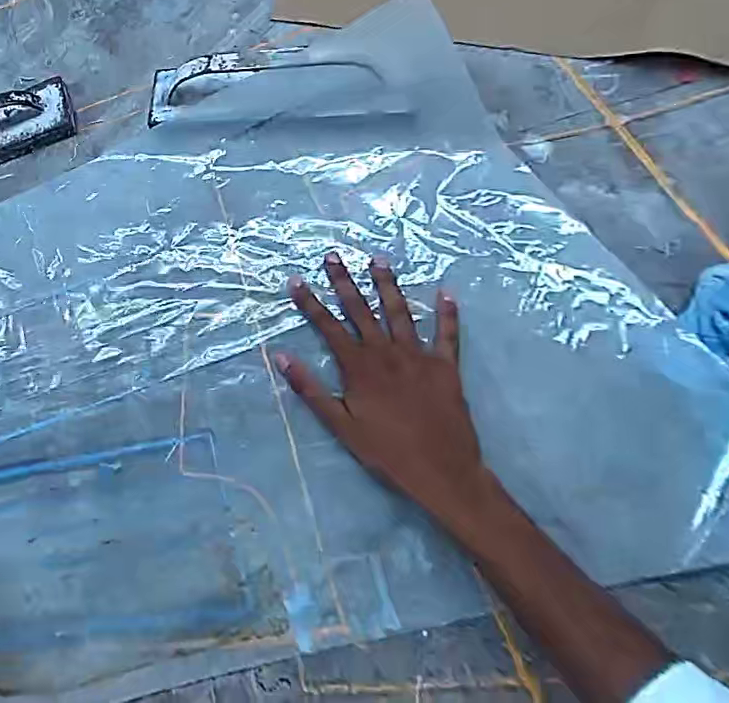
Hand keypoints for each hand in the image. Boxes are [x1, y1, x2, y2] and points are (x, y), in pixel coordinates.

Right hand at [276, 252, 491, 528]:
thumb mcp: (340, 425)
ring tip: (378, 260)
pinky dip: (447, 313)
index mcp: (358, 366)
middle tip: (333, 256)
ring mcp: (418, 357)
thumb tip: (281, 356)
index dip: (310, 302)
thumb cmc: (387, 452)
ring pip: (399, 312)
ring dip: (387, 285)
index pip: (327, 326)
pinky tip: (446, 292)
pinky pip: (447, 335)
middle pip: (360, 310)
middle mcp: (386, 353)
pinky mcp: (446, 367)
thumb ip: (310, 389)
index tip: (296, 279)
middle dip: (344, 281)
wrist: (444, 474)